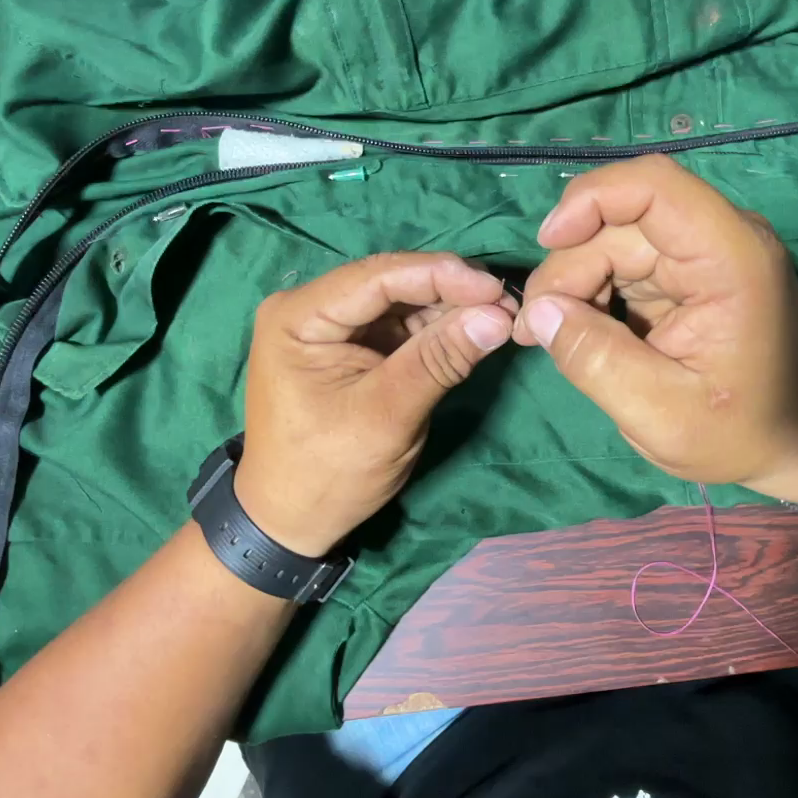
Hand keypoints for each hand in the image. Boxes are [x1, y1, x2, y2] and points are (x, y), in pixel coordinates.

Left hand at [239, 252, 516, 556]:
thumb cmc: (327, 474)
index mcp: (299, 317)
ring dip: (449, 310)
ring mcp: (331, 327)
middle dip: (449, 292)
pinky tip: (472, 331)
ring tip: (500, 317)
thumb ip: (439, 361)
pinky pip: (400, 327)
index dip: (440, 275)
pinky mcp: (352, 347)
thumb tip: (499, 316)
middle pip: (390, 283)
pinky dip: (437, 330)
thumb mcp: (386, 418)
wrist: (290, 522)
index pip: (377, 277)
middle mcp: (310, 308)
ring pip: (400, 303)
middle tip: (507, 304)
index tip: (496, 289)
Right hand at [514, 155, 797, 499]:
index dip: (591, 200)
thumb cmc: (737, 433)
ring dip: (574, 283)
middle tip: (534, 329)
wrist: (788, 443)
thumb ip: (594, 359)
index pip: (655, 186)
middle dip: (568, 268)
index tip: (548, 244)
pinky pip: (621, 260)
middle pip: (620, 221)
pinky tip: (578, 329)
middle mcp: (720, 239)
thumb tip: (537, 312)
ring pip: (611, 240)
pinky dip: (591, 290)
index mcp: (731, 260)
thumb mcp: (658, 413)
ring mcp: (703, 251)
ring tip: (551, 337)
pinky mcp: (686, 267)